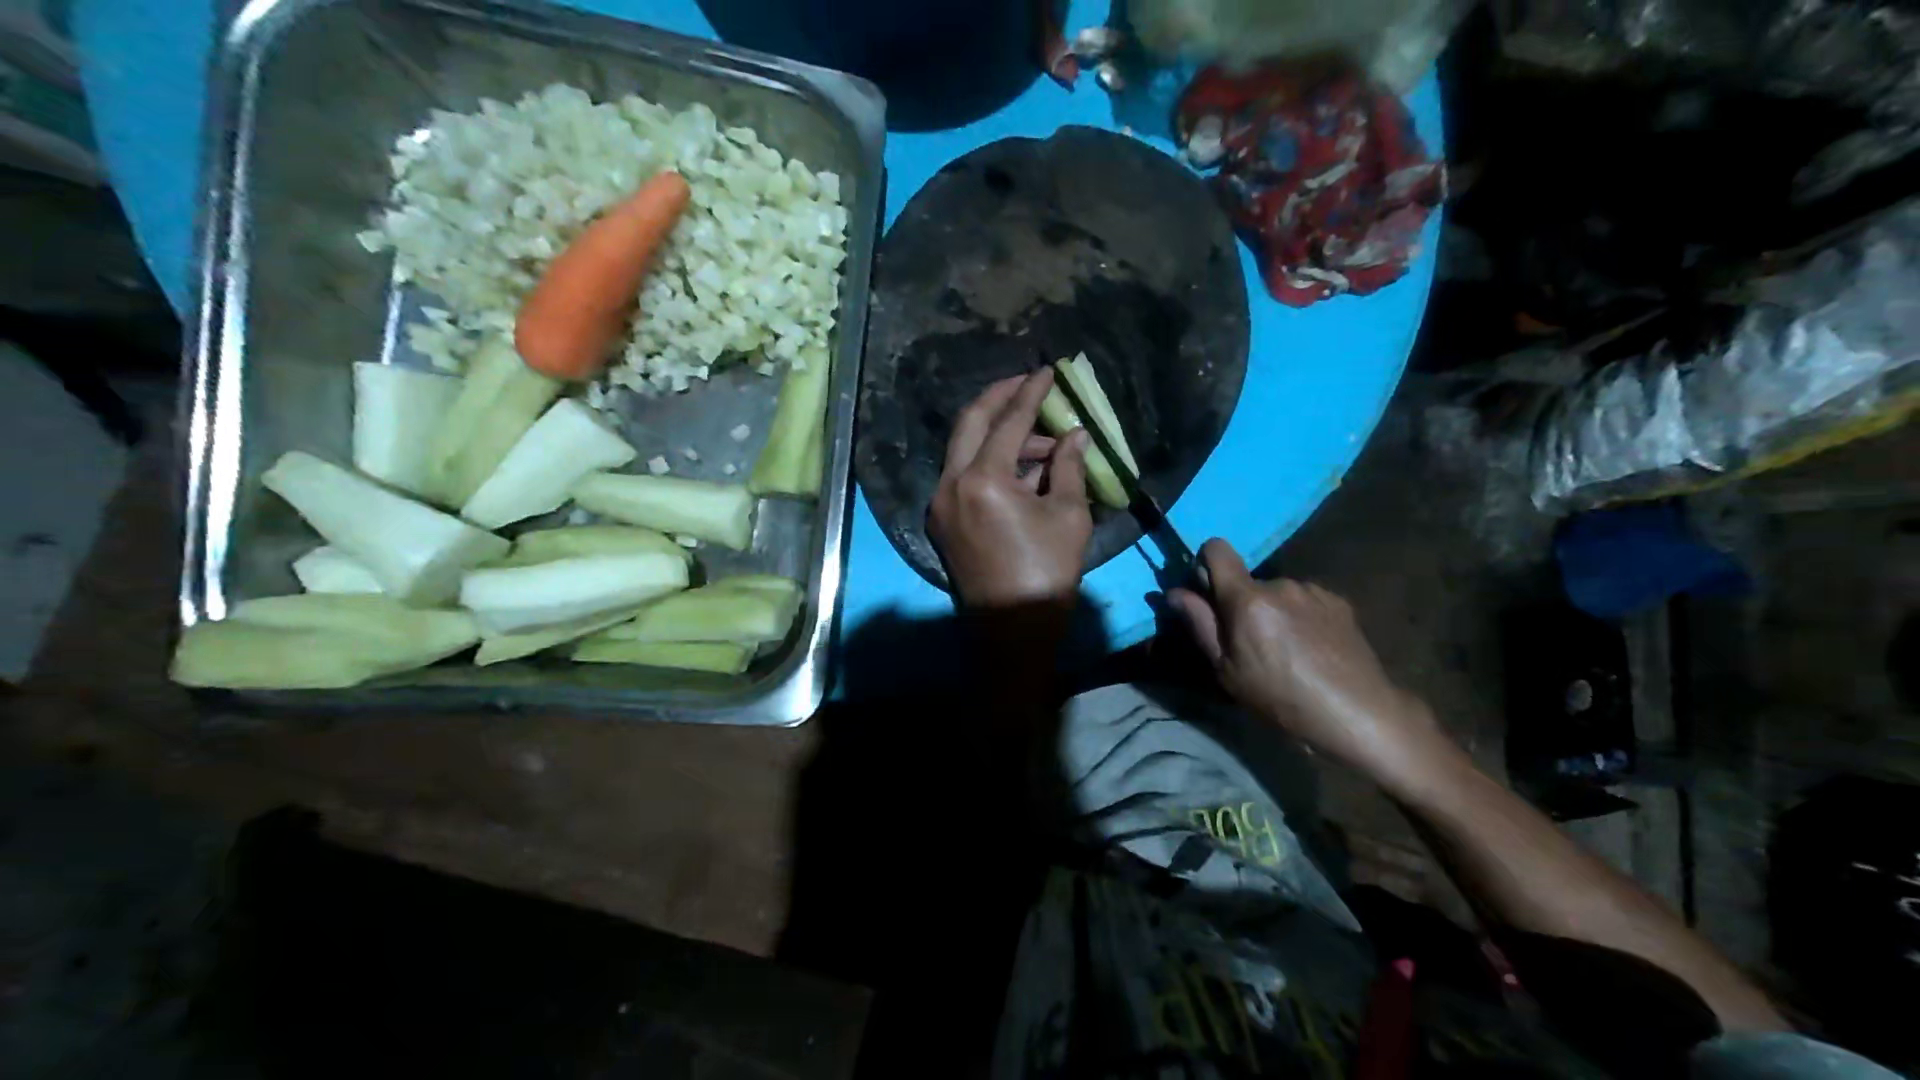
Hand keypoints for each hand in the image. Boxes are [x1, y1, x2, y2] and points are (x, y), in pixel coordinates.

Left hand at [929, 369, 1092, 607]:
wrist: (1011, 629)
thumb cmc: (1047, 572)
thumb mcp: (1068, 516)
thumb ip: (1069, 467)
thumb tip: (1075, 435)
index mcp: (982, 480)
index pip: (1008, 421)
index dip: (1031, 393)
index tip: (1048, 370)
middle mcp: (950, 484)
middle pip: (970, 423)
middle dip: (999, 398)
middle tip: (1027, 384)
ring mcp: (940, 504)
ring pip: (965, 450)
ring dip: (1000, 437)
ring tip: (1044, 443)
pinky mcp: (941, 521)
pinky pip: (963, 476)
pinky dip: (989, 463)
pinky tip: (1021, 467)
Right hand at [1167, 540, 1452, 794]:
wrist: (1358, 712)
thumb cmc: (1281, 697)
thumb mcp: (1227, 669)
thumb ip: (1199, 624)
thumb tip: (1173, 592)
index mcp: (1246, 599)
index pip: (1217, 549)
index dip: (1206, 563)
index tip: (1208, 593)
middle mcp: (1280, 583)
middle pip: (1247, 581)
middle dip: (1242, 603)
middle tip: (1251, 644)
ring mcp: (1313, 590)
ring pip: (1278, 593)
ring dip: (1274, 611)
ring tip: (1287, 650)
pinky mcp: (1338, 601)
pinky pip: (1305, 601)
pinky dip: (1301, 616)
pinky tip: (1313, 649)